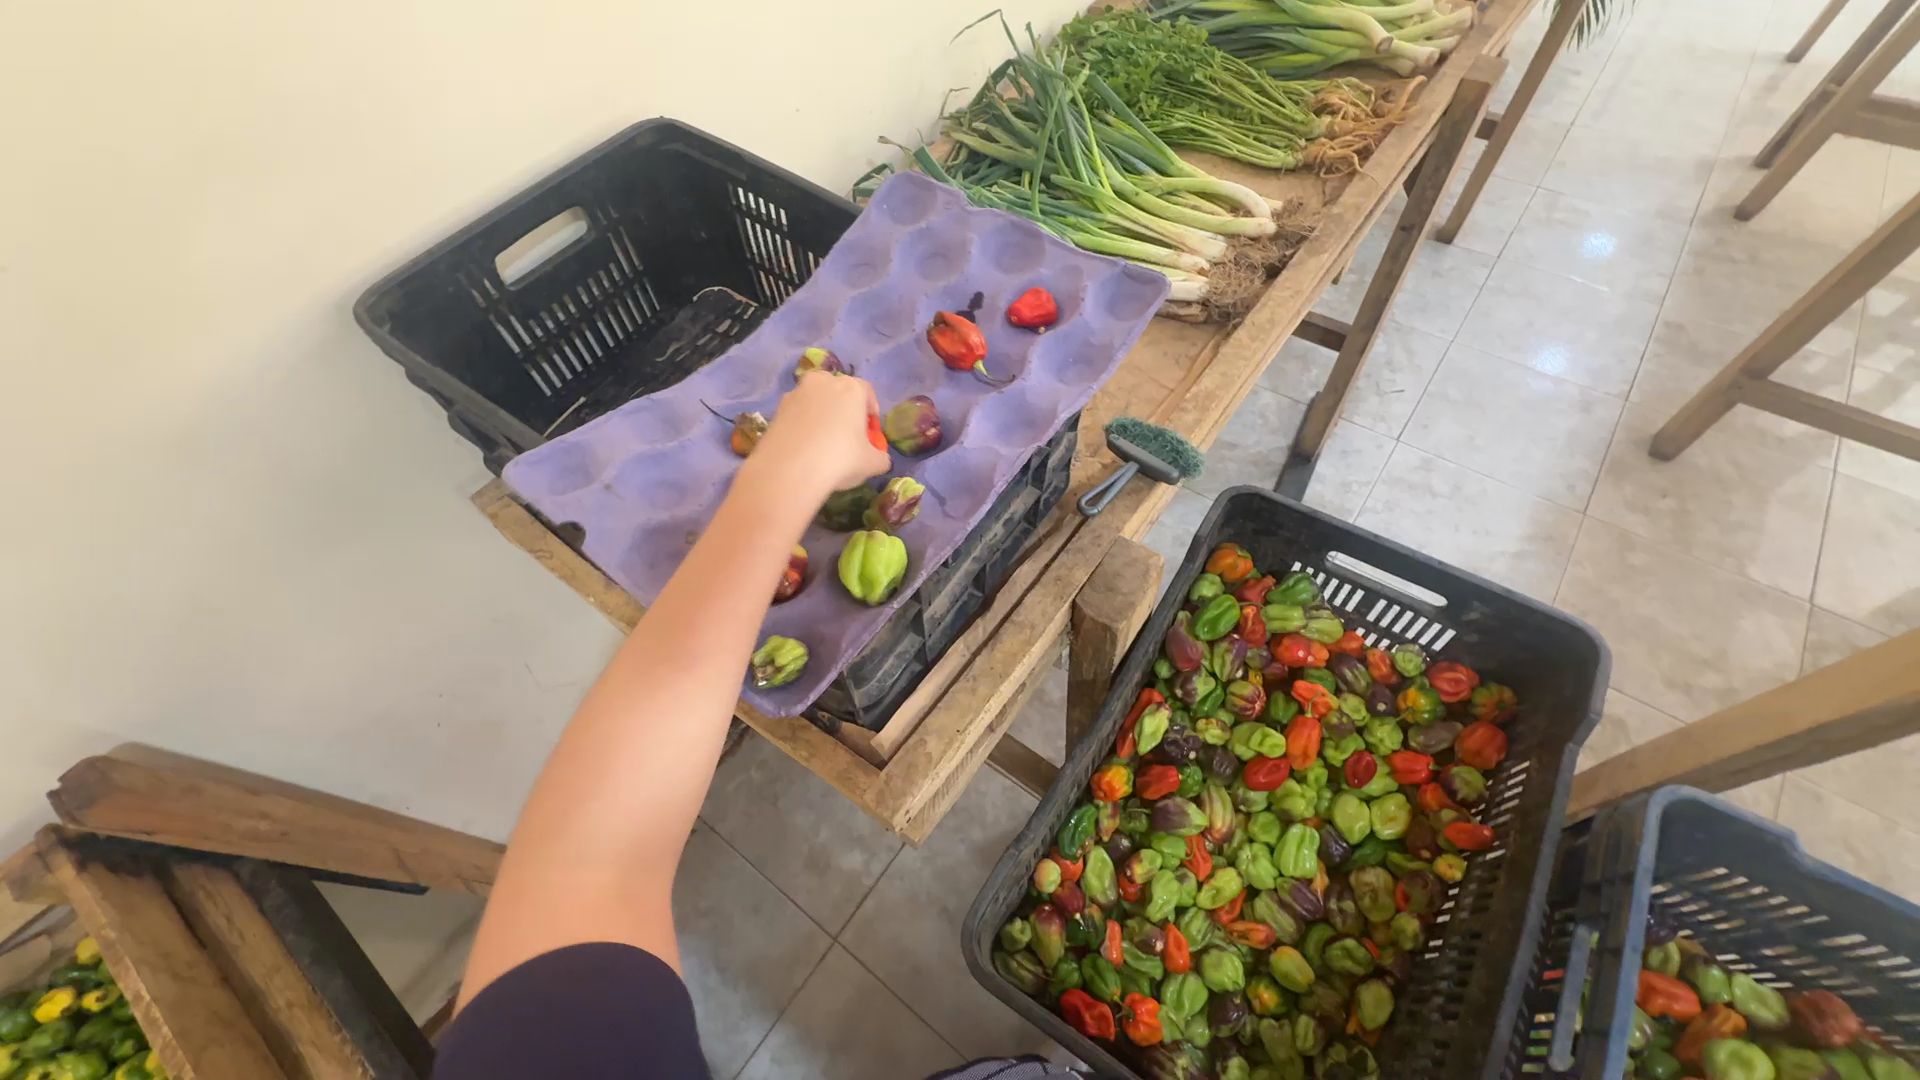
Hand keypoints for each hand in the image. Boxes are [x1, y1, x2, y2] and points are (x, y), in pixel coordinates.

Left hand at [743, 371, 891, 498]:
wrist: (790, 470)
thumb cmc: (840, 459)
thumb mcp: (872, 463)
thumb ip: (881, 456)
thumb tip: (879, 457)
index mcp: (852, 388)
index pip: (867, 392)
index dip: (871, 411)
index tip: (871, 431)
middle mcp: (823, 382)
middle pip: (839, 391)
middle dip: (845, 409)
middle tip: (847, 435)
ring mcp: (796, 393)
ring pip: (815, 401)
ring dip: (821, 415)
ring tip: (822, 443)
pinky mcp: (777, 409)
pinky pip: (797, 414)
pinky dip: (802, 425)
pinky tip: (804, 448)